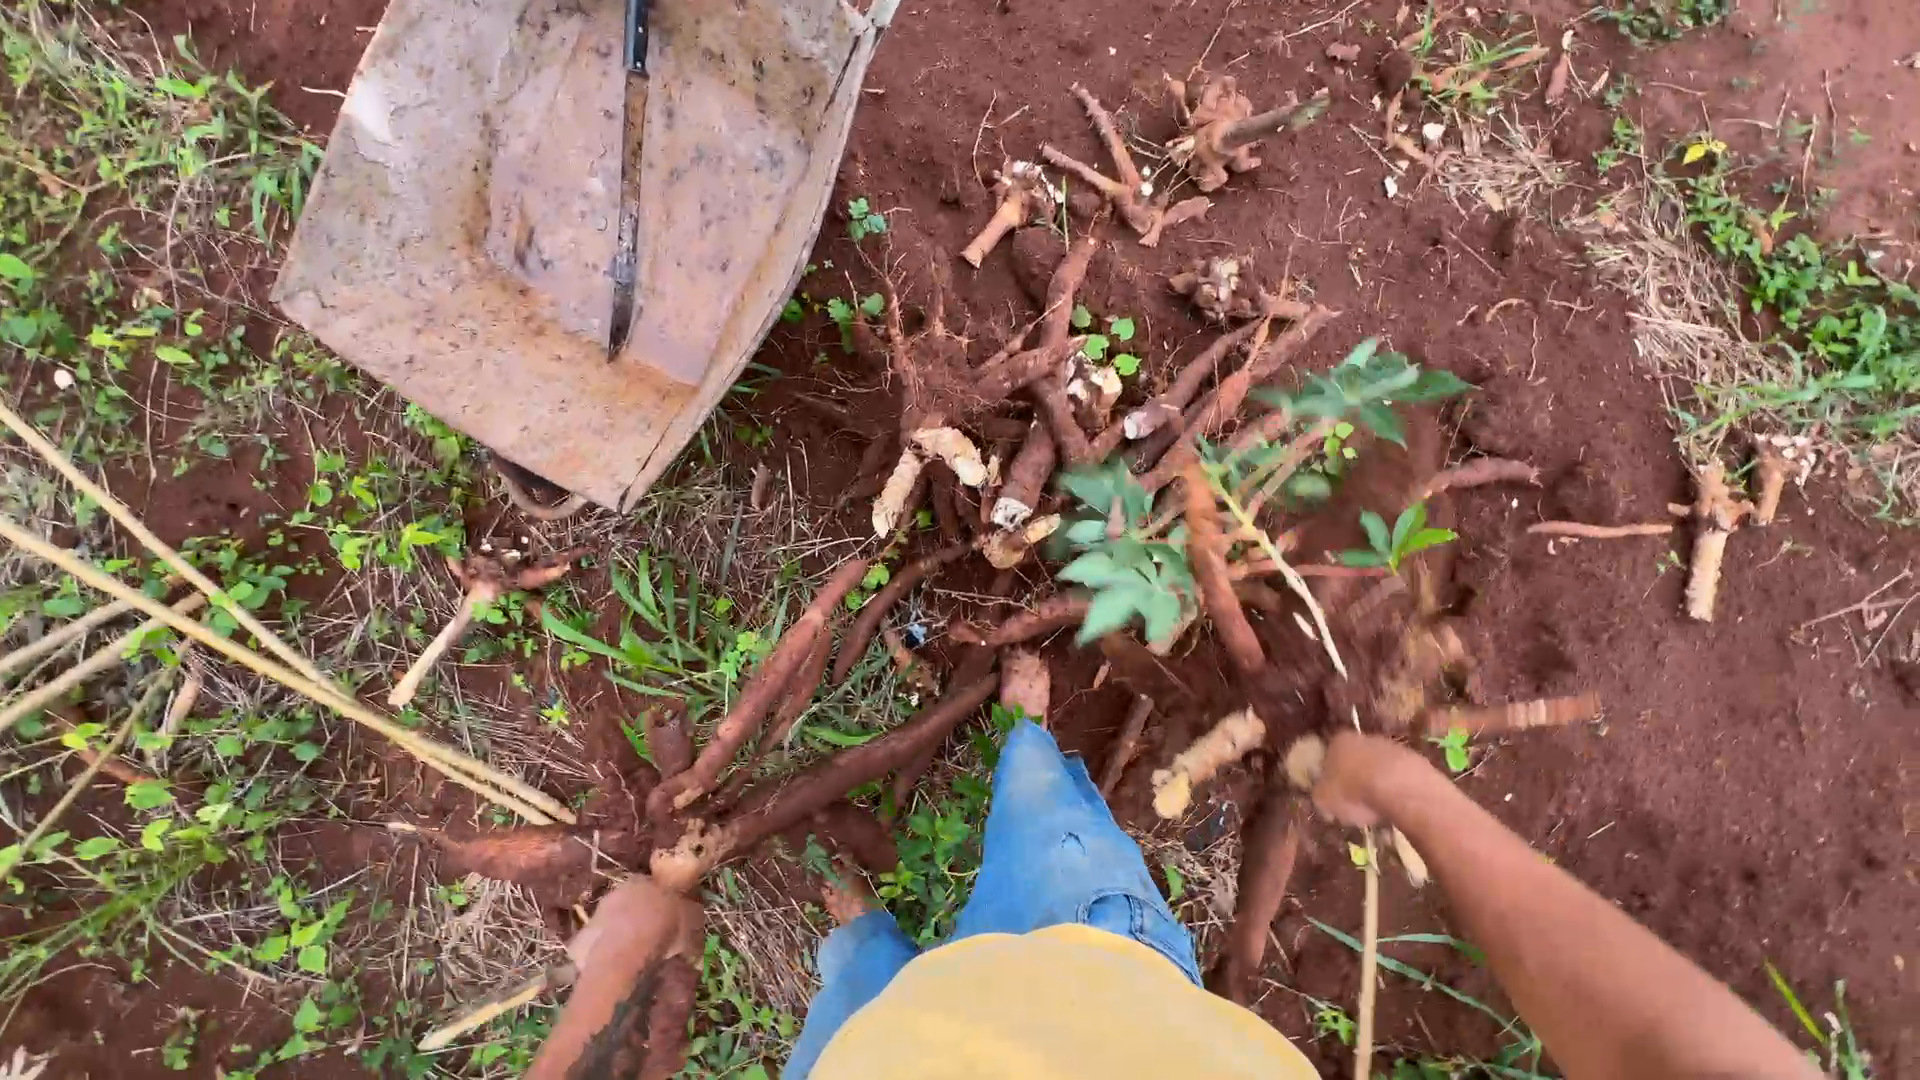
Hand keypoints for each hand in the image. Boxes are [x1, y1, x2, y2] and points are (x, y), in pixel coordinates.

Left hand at [565, 874, 703, 977]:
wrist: (622, 957)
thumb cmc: (662, 928)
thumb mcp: (691, 917)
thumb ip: (692, 913)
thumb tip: (694, 915)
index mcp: (641, 880)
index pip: (653, 884)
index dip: (663, 901)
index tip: (672, 917)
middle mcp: (615, 893)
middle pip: (631, 904)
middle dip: (642, 918)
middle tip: (657, 938)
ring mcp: (595, 918)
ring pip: (615, 925)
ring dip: (624, 937)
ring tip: (640, 958)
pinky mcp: (579, 945)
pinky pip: (600, 948)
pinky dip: (610, 956)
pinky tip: (622, 969)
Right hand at [1309, 732, 1429, 827]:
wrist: (1402, 790)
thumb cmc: (1354, 792)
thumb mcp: (1324, 799)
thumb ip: (1321, 793)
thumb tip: (1323, 794)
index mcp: (1338, 741)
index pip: (1329, 754)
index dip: (1330, 774)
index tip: (1334, 792)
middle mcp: (1364, 738)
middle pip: (1357, 758)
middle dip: (1356, 776)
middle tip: (1356, 801)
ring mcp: (1394, 747)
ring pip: (1381, 766)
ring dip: (1379, 782)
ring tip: (1380, 807)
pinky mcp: (1418, 761)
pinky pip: (1402, 777)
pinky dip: (1399, 789)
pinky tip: (1399, 806)